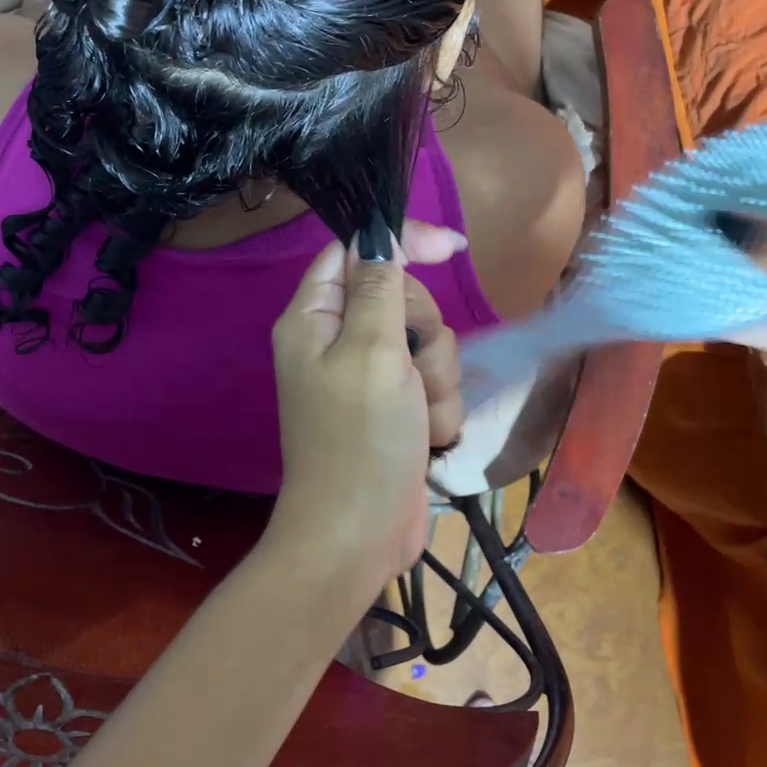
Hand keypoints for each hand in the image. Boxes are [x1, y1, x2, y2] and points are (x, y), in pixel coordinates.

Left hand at [269, 222, 466, 586]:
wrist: (358, 535)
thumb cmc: (359, 439)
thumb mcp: (371, 352)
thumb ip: (378, 287)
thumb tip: (377, 230)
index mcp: (313, 316)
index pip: (356, 250)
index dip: (400, 243)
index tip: (453, 248)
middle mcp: (336, 339)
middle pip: (399, 297)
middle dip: (423, 333)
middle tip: (410, 370)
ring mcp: (367, 375)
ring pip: (426, 342)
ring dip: (436, 379)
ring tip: (419, 416)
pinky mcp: (394, 407)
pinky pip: (432, 383)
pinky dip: (437, 409)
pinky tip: (426, 438)